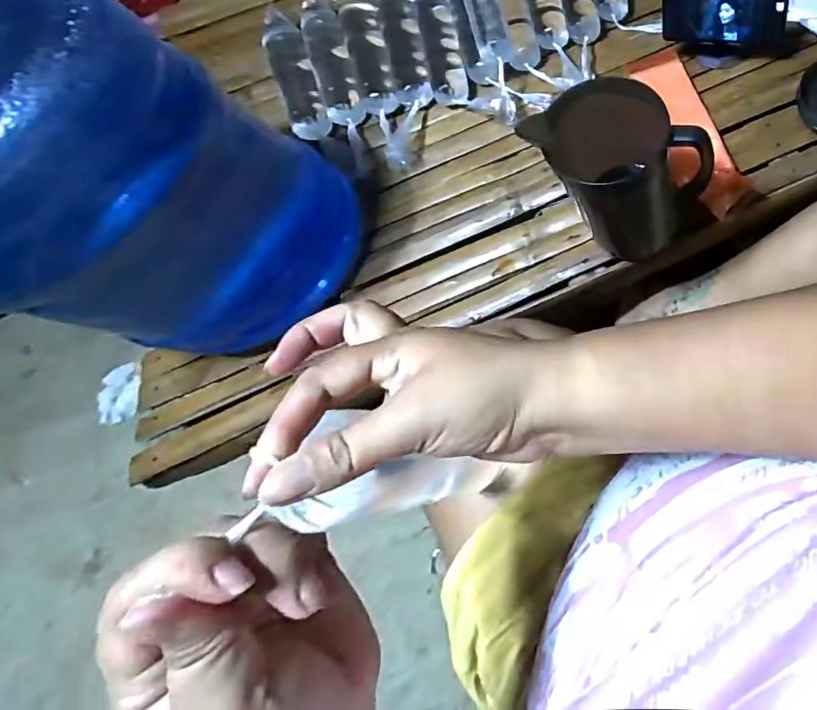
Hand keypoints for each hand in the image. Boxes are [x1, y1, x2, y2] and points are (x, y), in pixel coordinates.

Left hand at [96, 525, 377, 709]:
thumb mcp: (221, 705)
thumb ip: (193, 650)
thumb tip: (140, 611)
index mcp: (153, 649)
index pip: (140, 590)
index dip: (180, 569)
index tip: (229, 584)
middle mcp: (198, 606)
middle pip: (208, 546)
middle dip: (246, 556)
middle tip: (282, 597)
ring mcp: (251, 582)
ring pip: (256, 530)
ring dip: (287, 555)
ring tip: (307, 603)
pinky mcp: (297, 566)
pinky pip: (300, 531)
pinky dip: (312, 552)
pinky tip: (319, 595)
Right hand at [242, 302, 572, 504]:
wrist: (549, 405)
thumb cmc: (483, 395)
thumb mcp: (410, 419)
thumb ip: (346, 450)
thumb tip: (275, 483)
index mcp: (392, 344)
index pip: (322, 375)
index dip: (289, 417)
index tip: (267, 467)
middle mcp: (402, 355)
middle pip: (345, 333)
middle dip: (307, 344)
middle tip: (274, 374)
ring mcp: (421, 381)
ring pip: (366, 368)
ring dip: (334, 382)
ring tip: (304, 413)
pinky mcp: (437, 411)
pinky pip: (387, 410)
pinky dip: (362, 422)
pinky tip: (351, 449)